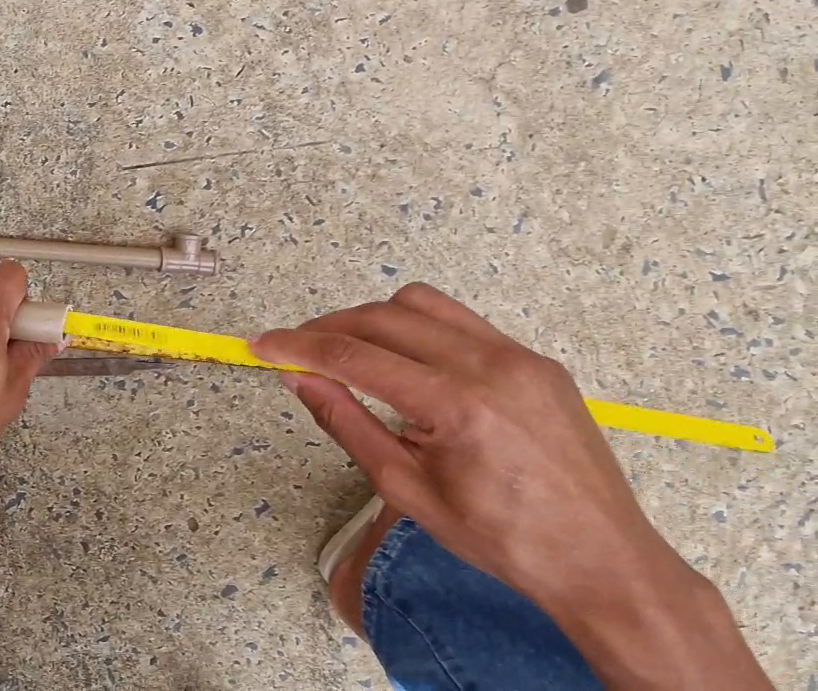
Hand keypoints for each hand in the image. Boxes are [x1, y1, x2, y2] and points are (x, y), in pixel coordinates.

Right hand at [255, 284, 768, 688]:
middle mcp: (491, 366)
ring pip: (420, 303)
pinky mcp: (536, 360)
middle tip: (294, 350)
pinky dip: (415, 328)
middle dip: (327, 328)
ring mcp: (520, 357)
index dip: (297, 347)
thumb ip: (345, 422)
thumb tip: (298, 377)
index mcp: (458, 406)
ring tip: (347, 349)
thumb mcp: (405, 488)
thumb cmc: (501, 540)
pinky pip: (459, 321)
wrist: (607, 564)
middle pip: (382, 317)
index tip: (260, 345)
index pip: (354, 356)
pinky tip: (403, 361)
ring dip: (371, 319)